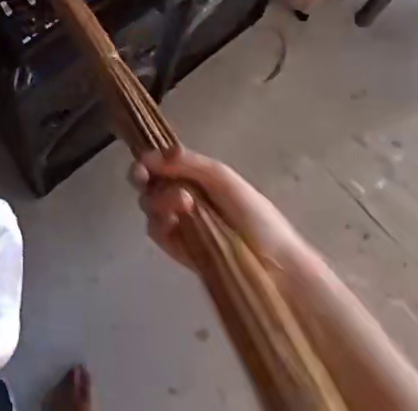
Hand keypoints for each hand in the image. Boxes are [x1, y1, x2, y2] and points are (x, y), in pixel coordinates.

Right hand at [130, 148, 312, 272]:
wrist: (274, 263)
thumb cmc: (254, 214)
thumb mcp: (222, 177)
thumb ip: (187, 162)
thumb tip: (149, 154)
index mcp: (193, 176)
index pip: (159, 162)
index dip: (146, 160)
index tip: (144, 162)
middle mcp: (181, 196)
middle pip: (147, 182)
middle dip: (142, 177)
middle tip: (145, 177)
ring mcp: (178, 223)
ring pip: (148, 205)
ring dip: (158, 199)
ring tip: (184, 204)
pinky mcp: (177, 249)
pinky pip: (155, 231)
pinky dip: (158, 223)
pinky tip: (173, 222)